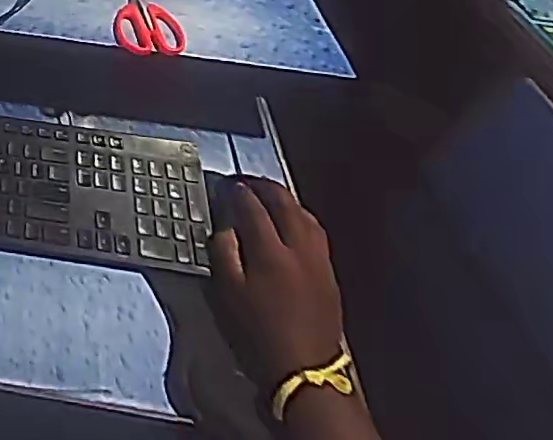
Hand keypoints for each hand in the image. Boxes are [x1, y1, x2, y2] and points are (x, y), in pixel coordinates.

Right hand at [212, 177, 343, 381]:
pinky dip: (298, 216)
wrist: (305, 370)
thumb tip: (224, 225)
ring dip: (283, 199)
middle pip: (284, 202)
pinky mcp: (330, 272)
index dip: (236, 191)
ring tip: (265, 196)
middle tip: (244, 182)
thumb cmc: (258, 330)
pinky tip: (288, 221)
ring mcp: (319, 260)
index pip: (251, 206)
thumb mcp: (228, 290)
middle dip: (262, 186)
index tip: (224, 186)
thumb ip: (223, 250)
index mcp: (271, 252)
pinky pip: (315, 231)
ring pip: (304, 214)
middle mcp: (299, 249)